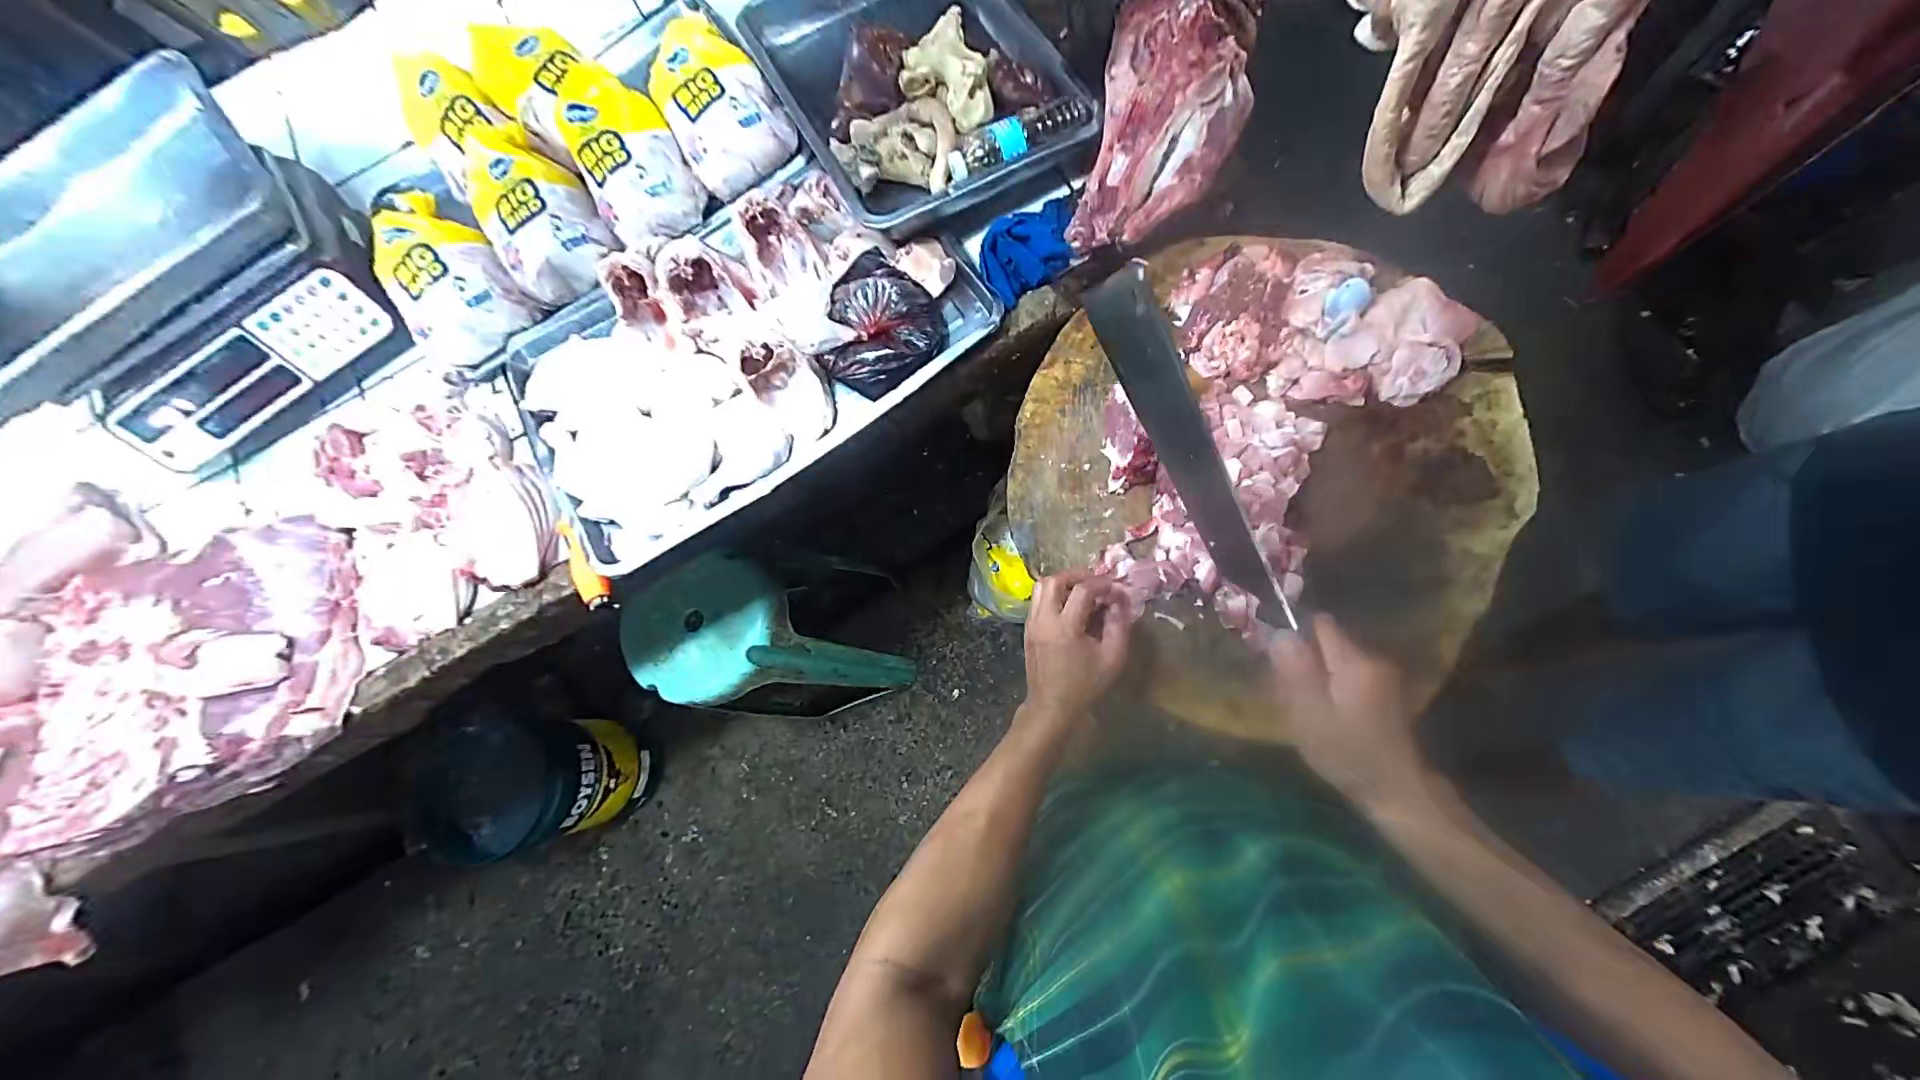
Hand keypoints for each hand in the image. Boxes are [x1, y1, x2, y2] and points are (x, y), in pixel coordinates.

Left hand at [1022, 572, 1134, 722]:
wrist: (1052, 706)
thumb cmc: (1085, 684)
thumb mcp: (1112, 658)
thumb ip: (1119, 626)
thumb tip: (1121, 601)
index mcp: (1065, 627)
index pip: (1082, 590)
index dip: (1102, 584)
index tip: (1116, 588)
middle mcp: (1043, 619)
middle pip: (1054, 580)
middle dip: (1077, 576)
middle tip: (1095, 583)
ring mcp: (1031, 623)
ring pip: (1041, 587)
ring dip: (1062, 583)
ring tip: (1082, 592)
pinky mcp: (1027, 629)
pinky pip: (1037, 601)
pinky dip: (1053, 596)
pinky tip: (1069, 607)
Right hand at [1264, 614, 1425, 806]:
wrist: (1398, 792)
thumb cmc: (1349, 754)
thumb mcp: (1312, 716)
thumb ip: (1296, 672)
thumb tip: (1279, 633)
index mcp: (1356, 663)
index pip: (1321, 625)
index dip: (1294, 634)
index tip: (1276, 659)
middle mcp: (1374, 661)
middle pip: (1326, 643)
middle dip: (1302, 660)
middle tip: (1287, 694)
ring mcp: (1382, 677)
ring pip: (1333, 661)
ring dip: (1313, 676)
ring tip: (1303, 709)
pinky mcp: (1383, 693)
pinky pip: (1345, 676)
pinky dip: (1329, 688)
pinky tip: (1322, 715)